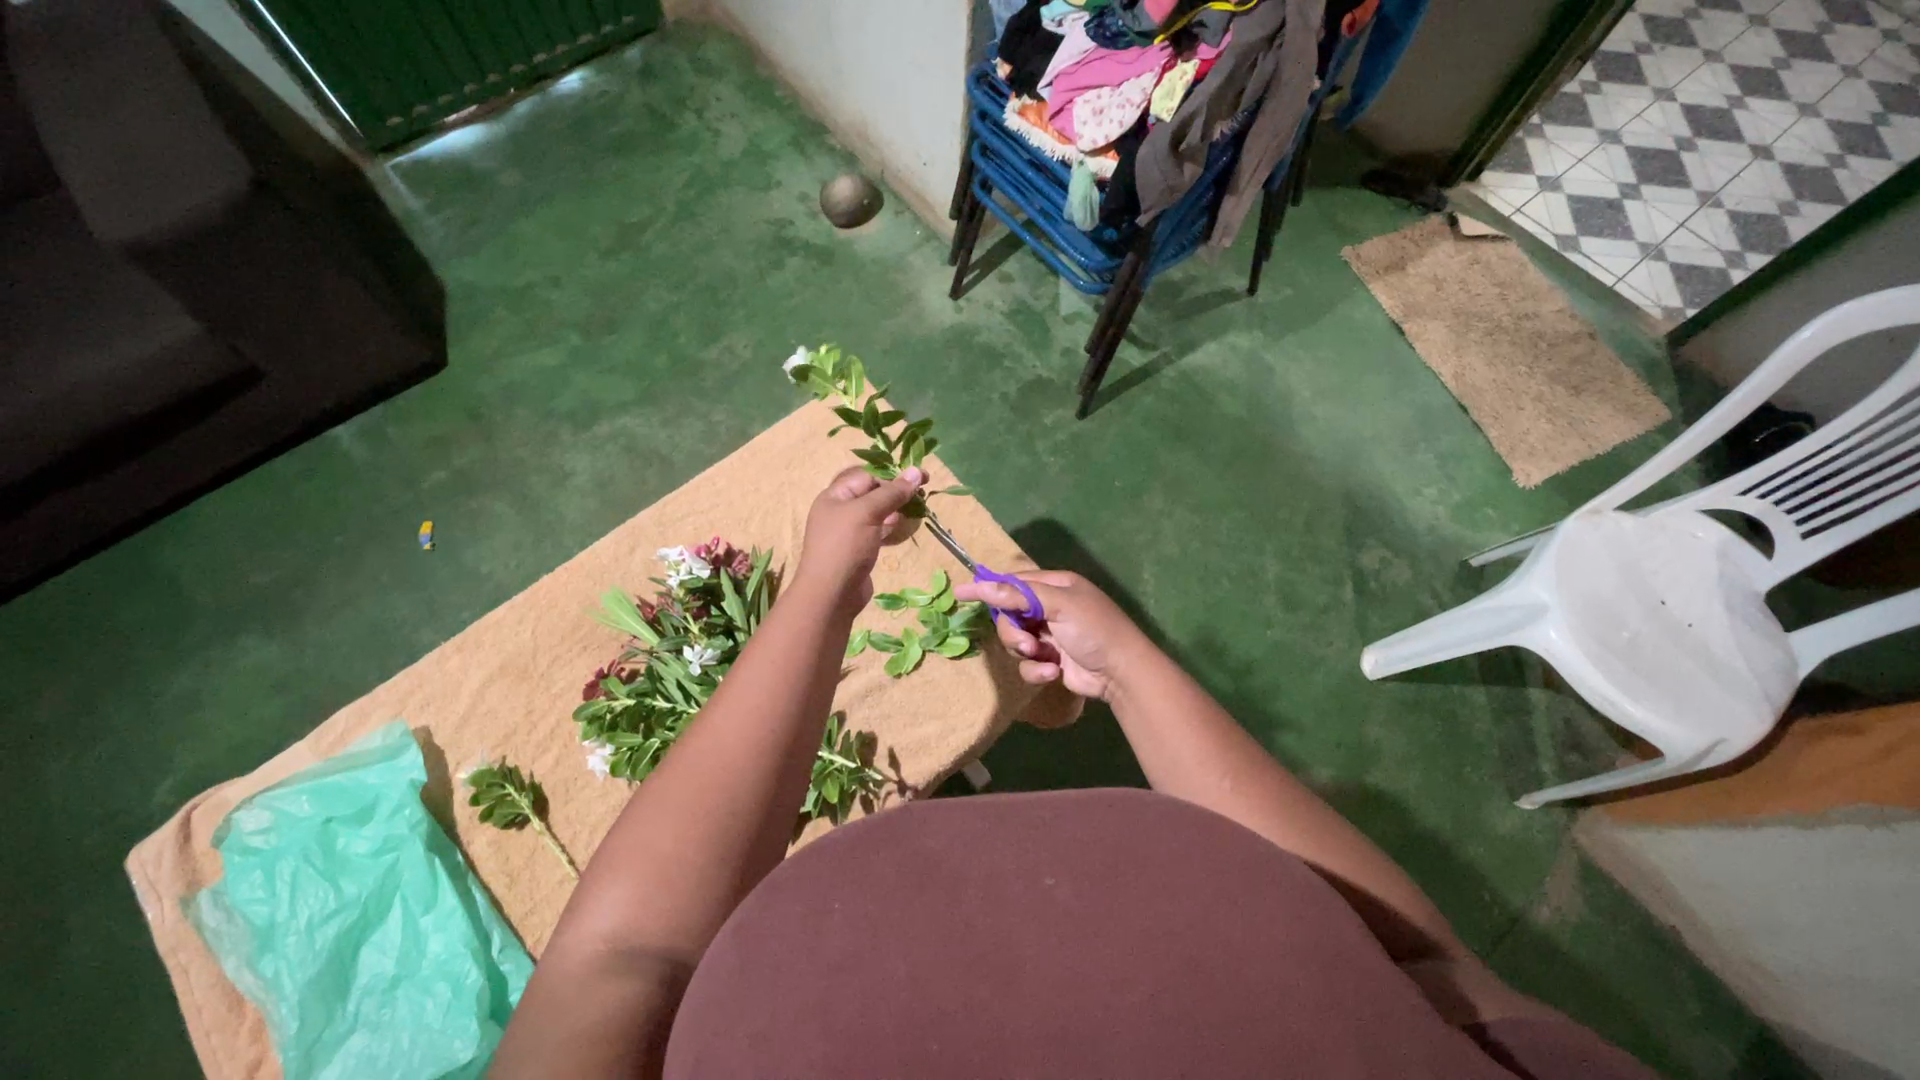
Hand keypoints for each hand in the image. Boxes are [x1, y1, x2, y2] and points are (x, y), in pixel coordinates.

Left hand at [793, 465, 923, 607]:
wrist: (832, 595)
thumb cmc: (845, 547)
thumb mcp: (867, 513)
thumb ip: (892, 492)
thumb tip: (916, 471)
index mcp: (835, 496)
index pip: (867, 476)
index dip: (893, 475)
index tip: (921, 477)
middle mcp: (840, 510)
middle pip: (873, 493)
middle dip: (897, 491)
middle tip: (924, 494)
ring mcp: (849, 531)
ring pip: (877, 512)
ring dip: (896, 509)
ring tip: (917, 509)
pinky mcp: (859, 549)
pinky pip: (877, 530)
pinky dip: (891, 526)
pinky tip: (902, 527)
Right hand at [954, 571, 1152, 702]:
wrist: (1122, 672)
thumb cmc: (1094, 630)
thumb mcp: (1058, 605)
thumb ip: (1019, 595)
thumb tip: (982, 584)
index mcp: (1056, 585)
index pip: (1013, 582)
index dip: (989, 588)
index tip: (962, 593)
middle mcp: (1051, 607)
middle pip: (1010, 614)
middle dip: (1013, 631)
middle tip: (1027, 643)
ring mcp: (1050, 634)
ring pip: (1015, 640)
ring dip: (1024, 651)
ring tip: (1042, 657)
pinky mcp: (1050, 660)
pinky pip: (1026, 662)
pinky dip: (1035, 669)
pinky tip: (1051, 672)